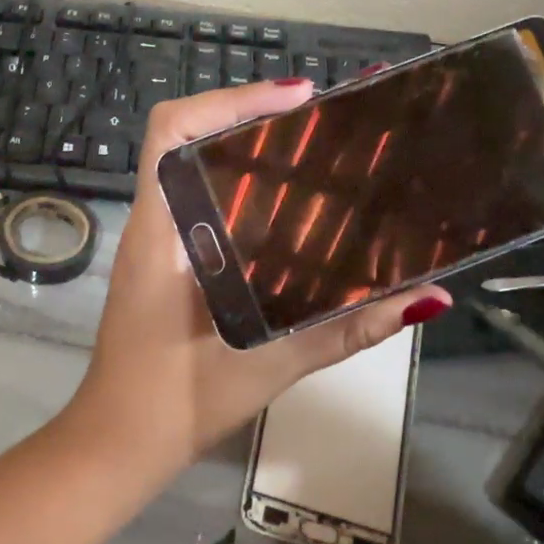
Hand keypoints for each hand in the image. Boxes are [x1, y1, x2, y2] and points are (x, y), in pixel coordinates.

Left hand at [63, 81, 451, 476]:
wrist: (116, 444)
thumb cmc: (175, 403)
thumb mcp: (268, 364)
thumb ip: (344, 331)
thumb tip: (427, 299)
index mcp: (161, 235)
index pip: (171, 131)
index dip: (229, 99)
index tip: (296, 99)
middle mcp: (152, 229)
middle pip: (191, 142)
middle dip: (255, 121)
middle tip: (327, 127)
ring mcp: (153, 249)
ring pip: (195, 175)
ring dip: (250, 158)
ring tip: (320, 159)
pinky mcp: (163, 270)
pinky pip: (198, 210)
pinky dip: (240, 197)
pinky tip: (291, 217)